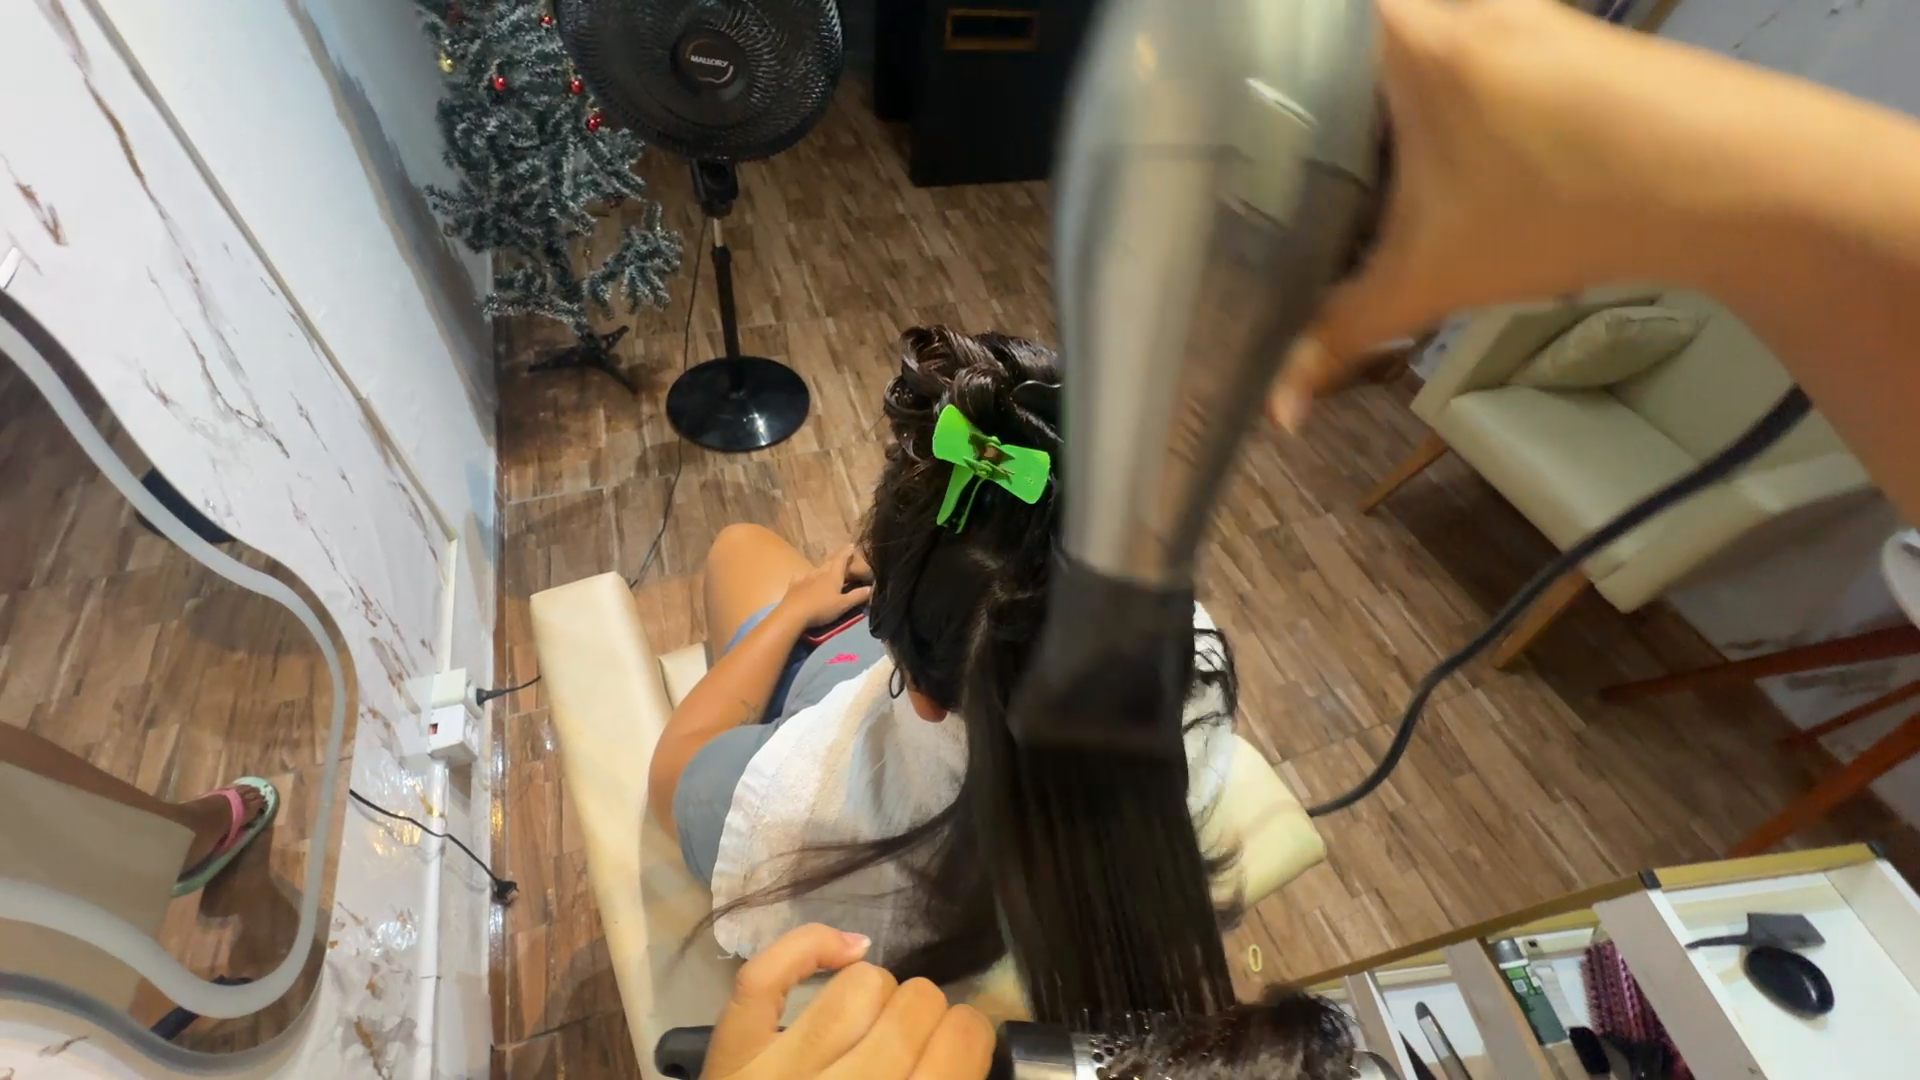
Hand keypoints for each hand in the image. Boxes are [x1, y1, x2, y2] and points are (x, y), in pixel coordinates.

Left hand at [704, 923, 994, 1079]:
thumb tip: (964, 1042)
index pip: (962, 1041)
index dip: (970, 1034)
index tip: (960, 1045)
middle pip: (917, 1003)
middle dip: (926, 1015)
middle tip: (912, 1046)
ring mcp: (778, 1071)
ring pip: (861, 983)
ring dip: (879, 994)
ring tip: (871, 1026)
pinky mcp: (733, 1052)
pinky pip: (769, 972)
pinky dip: (810, 946)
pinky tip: (847, 952)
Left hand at [777, 546, 872, 627]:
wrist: (793, 614)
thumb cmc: (822, 609)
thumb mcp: (843, 605)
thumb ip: (858, 596)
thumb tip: (871, 587)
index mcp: (833, 575)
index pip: (842, 558)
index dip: (848, 551)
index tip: (852, 545)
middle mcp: (820, 571)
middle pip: (830, 560)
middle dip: (838, 556)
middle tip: (843, 554)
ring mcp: (806, 576)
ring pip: (817, 568)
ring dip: (824, 567)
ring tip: (827, 569)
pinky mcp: (794, 584)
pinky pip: (802, 576)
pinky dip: (807, 576)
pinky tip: (805, 578)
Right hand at [1270, 0, 1701, 426]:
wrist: (1739, 178)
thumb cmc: (1564, 212)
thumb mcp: (1426, 283)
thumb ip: (1337, 339)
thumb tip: (1278, 415)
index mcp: (1412, 40)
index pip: (1305, 24)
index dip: (1257, 66)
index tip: (1226, 113)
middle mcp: (1460, 2)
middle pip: (1350, 29)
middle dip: (1307, 83)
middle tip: (1268, 143)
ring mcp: (1517, 4)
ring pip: (1409, 31)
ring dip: (1368, 81)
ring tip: (1330, 144)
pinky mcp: (1555, 27)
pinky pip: (1458, 36)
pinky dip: (1422, 79)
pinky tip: (1417, 138)